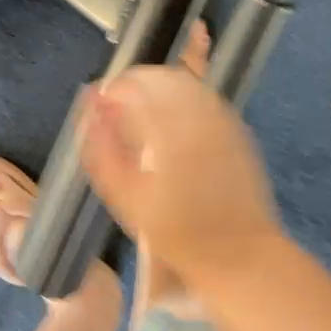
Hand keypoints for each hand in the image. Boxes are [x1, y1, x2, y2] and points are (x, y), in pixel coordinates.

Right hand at [78, 64, 282, 282]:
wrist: (240, 255)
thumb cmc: (177, 233)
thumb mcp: (126, 197)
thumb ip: (101, 147)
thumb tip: (90, 105)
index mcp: (168, 124)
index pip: (131, 84)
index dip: (111, 91)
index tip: (100, 109)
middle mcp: (197, 110)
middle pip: (157, 76)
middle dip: (133, 86)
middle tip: (118, 112)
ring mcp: (222, 116)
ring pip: (182, 82)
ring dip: (157, 89)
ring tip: (143, 117)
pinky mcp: (237, 127)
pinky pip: (202, 97)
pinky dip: (181, 100)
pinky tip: (173, 126)